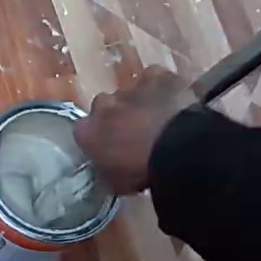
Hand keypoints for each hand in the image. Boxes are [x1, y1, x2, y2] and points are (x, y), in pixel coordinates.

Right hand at [73, 67, 198, 194]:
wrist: (177, 151)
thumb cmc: (141, 172)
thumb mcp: (114, 183)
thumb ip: (104, 171)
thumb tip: (104, 169)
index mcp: (87, 131)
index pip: (82, 130)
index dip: (95, 137)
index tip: (107, 147)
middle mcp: (103, 105)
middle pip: (103, 107)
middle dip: (115, 116)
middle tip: (133, 133)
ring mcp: (130, 88)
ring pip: (129, 92)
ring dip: (138, 102)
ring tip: (156, 118)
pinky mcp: (157, 76)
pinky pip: (154, 78)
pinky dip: (160, 87)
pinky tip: (170, 99)